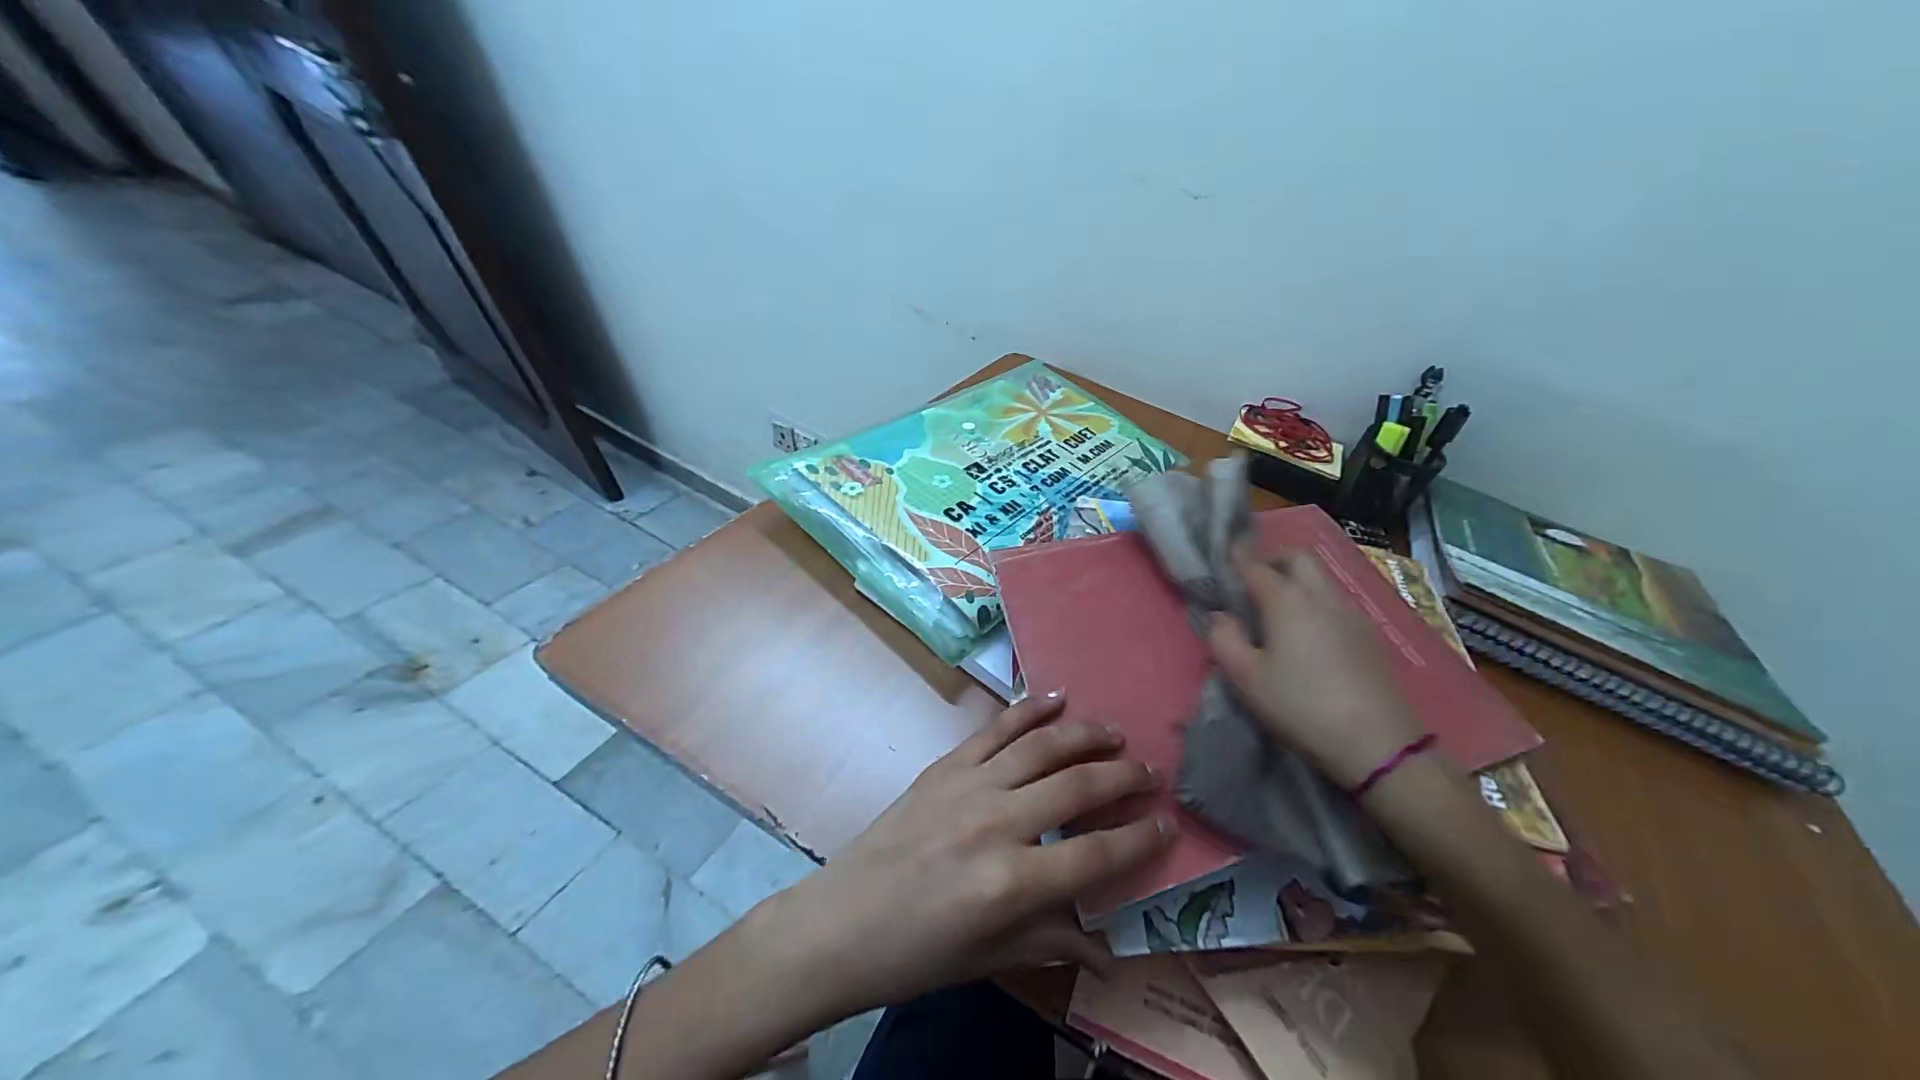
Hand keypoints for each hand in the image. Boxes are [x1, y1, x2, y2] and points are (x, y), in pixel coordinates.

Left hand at [758, 692, 1172, 1017]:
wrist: (842, 922)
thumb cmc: (917, 952)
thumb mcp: (990, 957)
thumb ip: (1053, 941)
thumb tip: (1109, 950)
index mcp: (1012, 882)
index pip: (1097, 854)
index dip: (1140, 839)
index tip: (1167, 824)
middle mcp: (996, 823)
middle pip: (1077, 787)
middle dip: (1123, 776)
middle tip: (1150, 771)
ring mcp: (968, 786)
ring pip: (1041, 747)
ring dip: (1085, 735)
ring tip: (1115, 733)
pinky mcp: (945, 766)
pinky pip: (996, 730)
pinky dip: (1029, 710)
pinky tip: (1056, 699)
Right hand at [1206, 547, 1424, 787]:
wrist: (1377, 743)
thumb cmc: (1300, 706)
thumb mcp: (1245, 678)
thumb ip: (1223, 639)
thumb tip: (1222, 617)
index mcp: (1287, 600)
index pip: (1255, 565)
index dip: (1236, 558)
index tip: (1223, 555)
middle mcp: (1322, 596)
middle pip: (1297, 558)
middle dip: (1272, 560)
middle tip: (1252, 583)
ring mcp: (1352, 613)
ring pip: (1320, 578)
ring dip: (1296, 581)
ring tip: (1278, 612)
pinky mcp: (1370, 635)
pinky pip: (1335, 602)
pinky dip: (1315, 603)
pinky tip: (1309, 636)